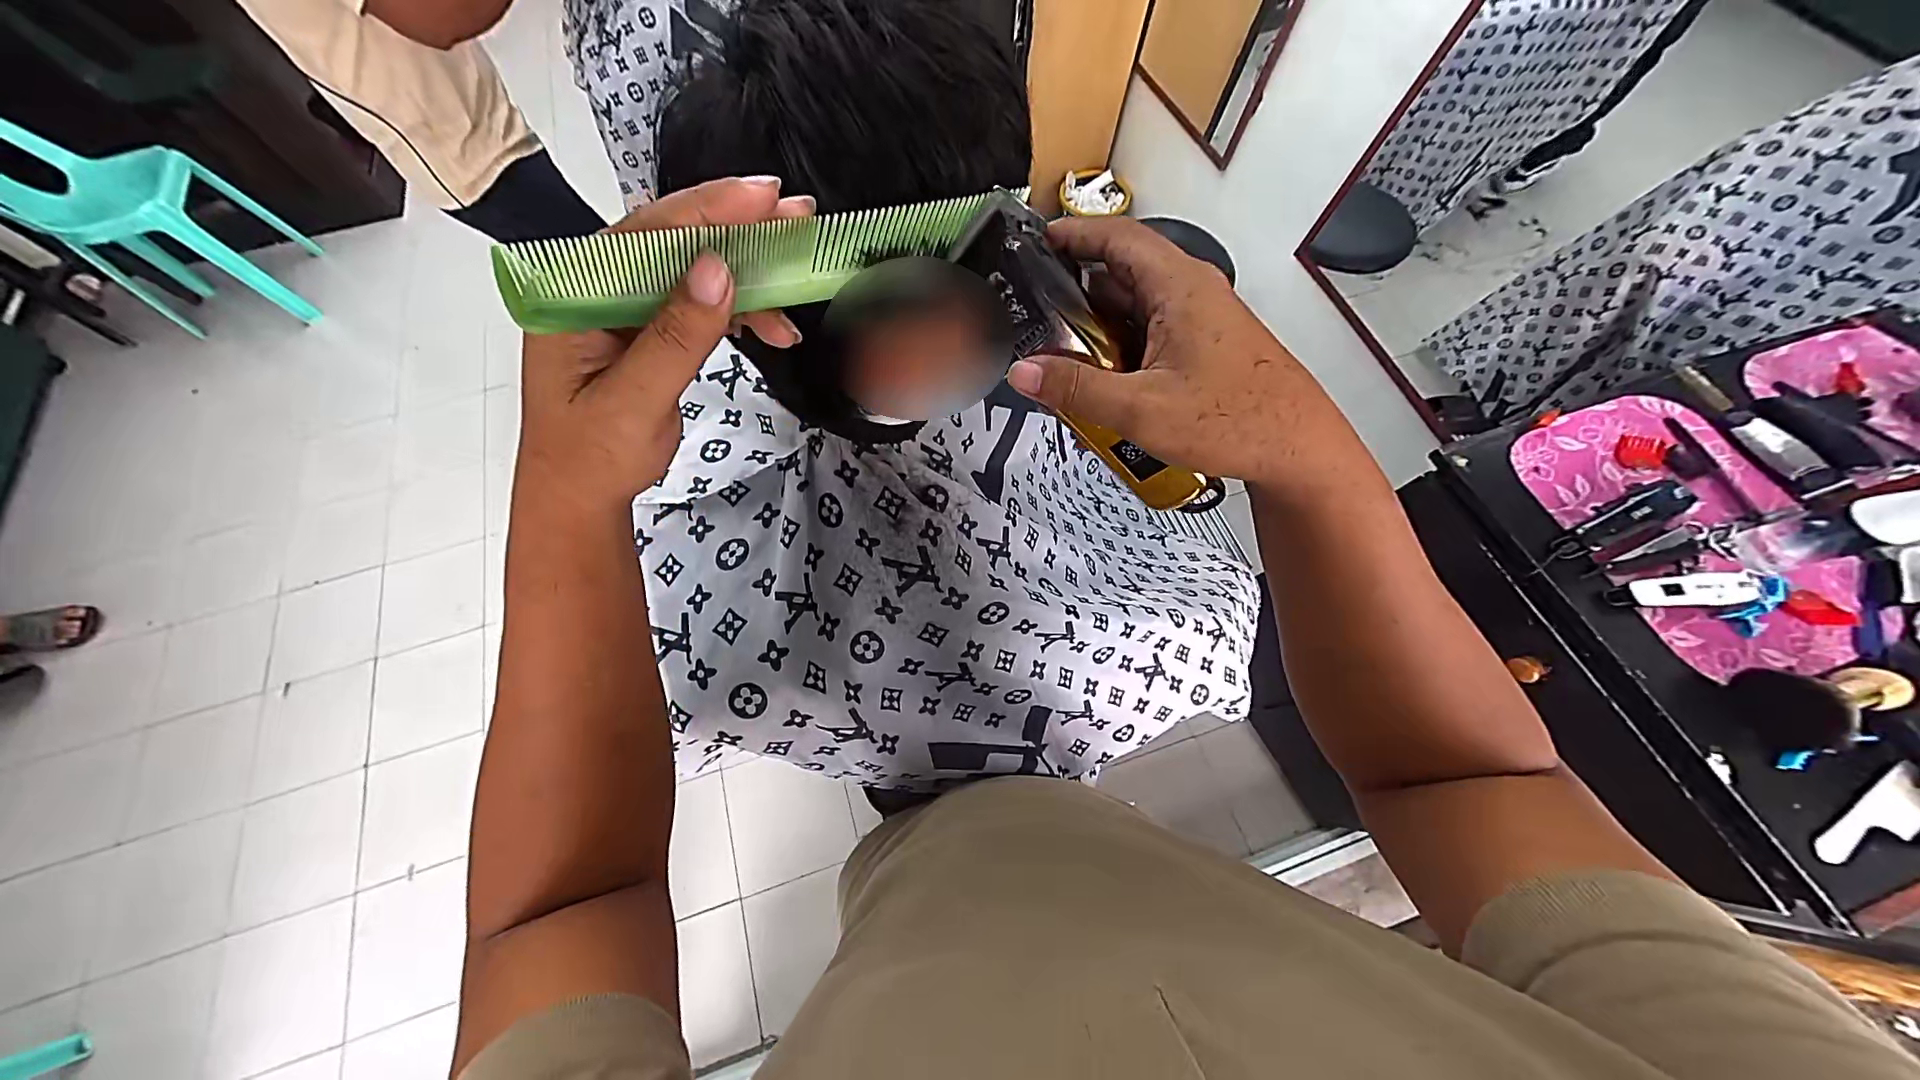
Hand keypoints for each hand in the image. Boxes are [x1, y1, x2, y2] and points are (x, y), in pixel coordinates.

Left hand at [516, 176, 812, 509]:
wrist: (581, 494)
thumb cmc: (591, 457)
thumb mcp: (632, 401)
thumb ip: (674, 337)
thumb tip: (716, 272)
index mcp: (573, 293)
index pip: (643, 235)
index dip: (707, 210)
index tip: (762, 196)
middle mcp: (598, 289)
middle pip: (674, 241)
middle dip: (738, 228)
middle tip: (795, 214)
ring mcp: (628, 309)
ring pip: (696, 272)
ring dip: (750, 275)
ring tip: (797, 274)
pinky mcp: (654, 331)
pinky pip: (703, 306)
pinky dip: (744, 312)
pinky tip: (776, 325)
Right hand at [1005, 216, 1351, 492]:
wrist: (1296, 450)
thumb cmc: (1240, 420)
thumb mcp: (1139, 408)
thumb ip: (1075, 389)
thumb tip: (1026, 373)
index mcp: (1179, 288)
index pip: (1117, 237)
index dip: (1073, 236)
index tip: (1040, 242)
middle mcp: (1192, 295)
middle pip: (1121, 276)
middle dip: (1077, 299)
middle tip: (1043, 325)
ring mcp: (1200, 321)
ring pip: (1135, 311)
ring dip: (1101, 334)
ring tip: (1073, 367)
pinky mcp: (1204, 348)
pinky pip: (1152, 336)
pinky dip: (1124, 353)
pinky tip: (1111, 389)